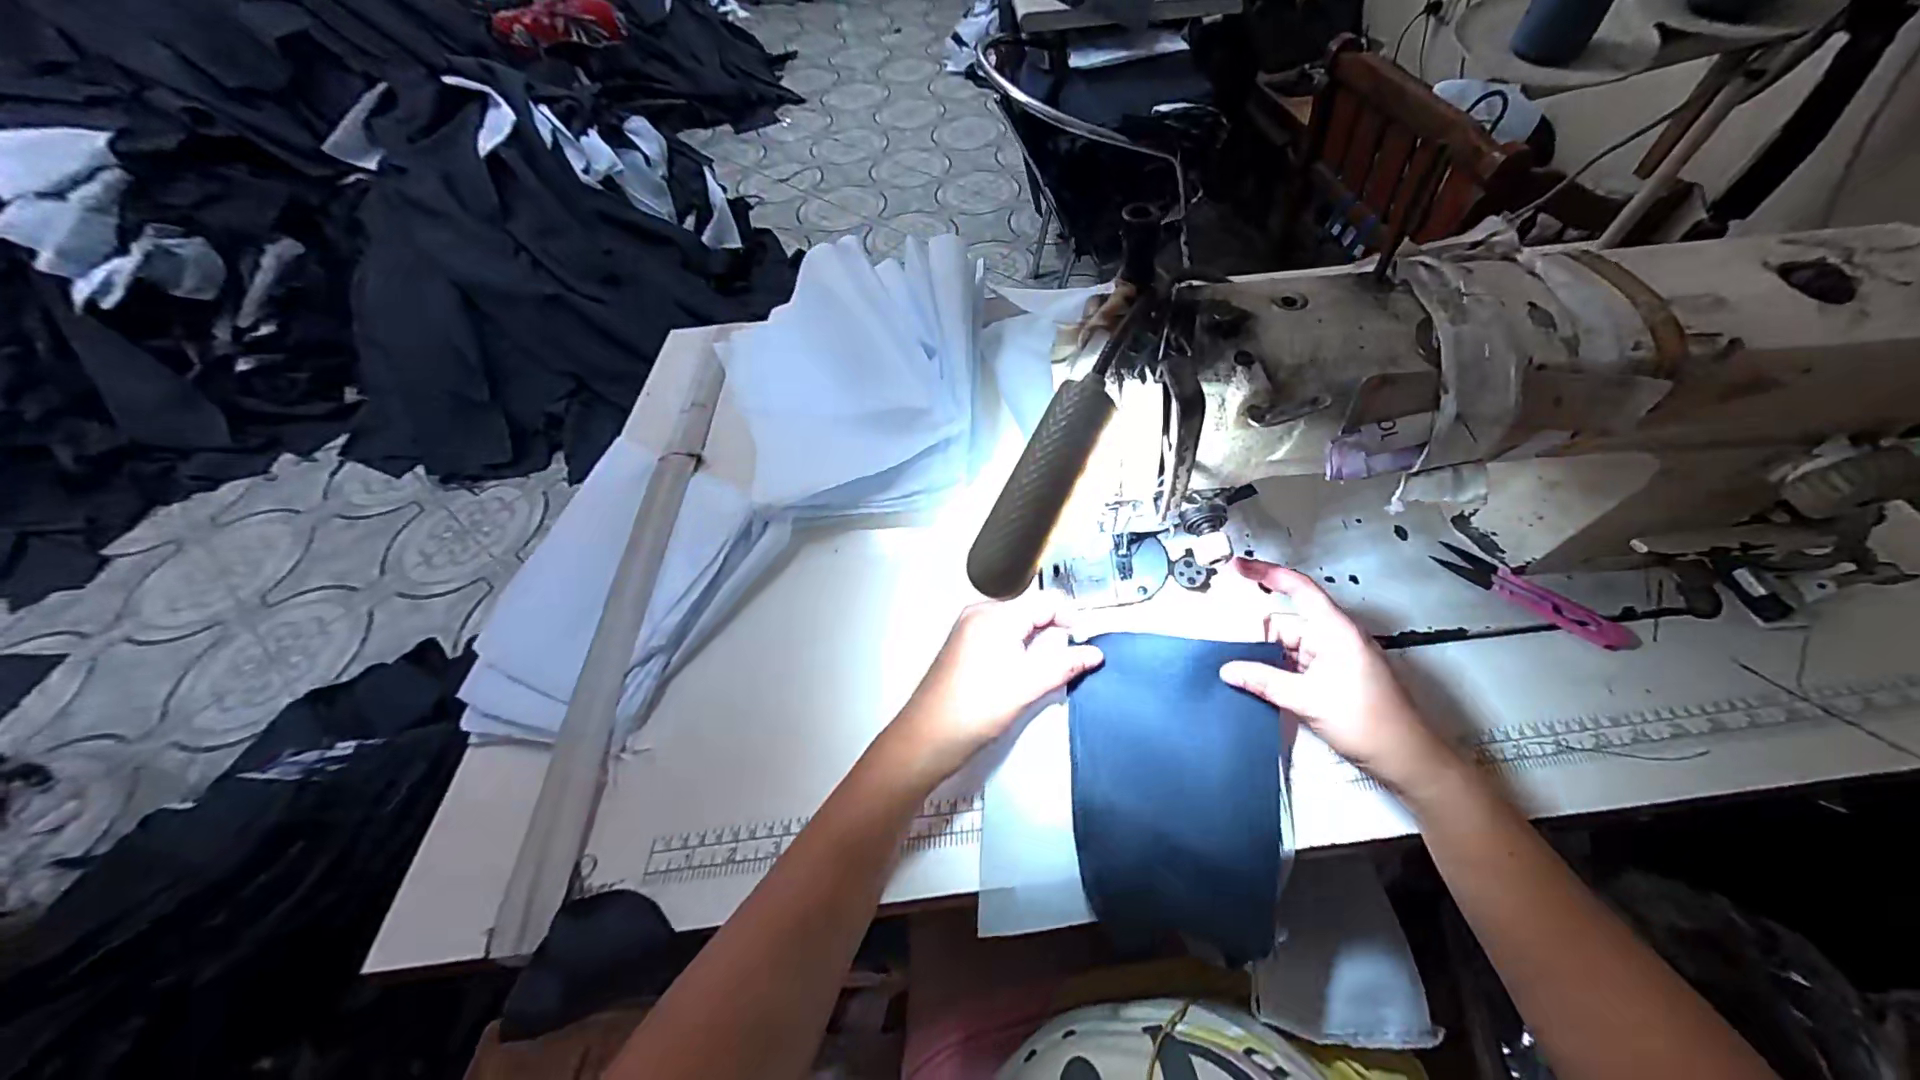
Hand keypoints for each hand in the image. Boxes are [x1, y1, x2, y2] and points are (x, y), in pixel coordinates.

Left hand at [883, 593, 1103, 785]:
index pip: (1046, 600)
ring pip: (1017, 625)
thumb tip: (1094, 653)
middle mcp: (980, 613)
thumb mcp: (1029, 685)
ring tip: (1038, 676)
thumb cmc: (975, 709)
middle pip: (1031, 610)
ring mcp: (969, 628)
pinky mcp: (964, 646)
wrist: (927, 737)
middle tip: (1061, 665)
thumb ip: (1065, 664)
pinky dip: (1017, 651)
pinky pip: (1001, 636)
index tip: (1082, 644)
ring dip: (1035, 645)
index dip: (1070, 619)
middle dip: (1052, 633)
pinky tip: (1018, 677)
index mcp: (996, 614)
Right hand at [1217, 558, 1461, 797]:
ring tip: (1239, 674)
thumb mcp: (1308, 700)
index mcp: (1335, 631)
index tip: (1237, 567)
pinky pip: (1295, 664)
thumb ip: (1264, 680)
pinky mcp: (1331, 677)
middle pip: (1284, 624)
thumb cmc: (1368, 723)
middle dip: (1256, 638)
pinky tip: (1257, 684)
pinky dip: (1276, 671)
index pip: (1299, 588)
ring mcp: (1333, 658)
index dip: (1267, 573)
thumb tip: (1228, 670)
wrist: (1406, 759)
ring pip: (1286, 647)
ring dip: (1265, 659)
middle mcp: (1334, 638)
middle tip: (1227, 654)